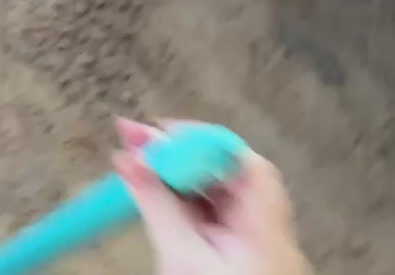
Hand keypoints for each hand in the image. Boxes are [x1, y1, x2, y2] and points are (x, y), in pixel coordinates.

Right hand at [114, 120, 310, 274]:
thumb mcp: (179, 257)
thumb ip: (156, 202)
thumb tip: (126, 155)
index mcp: (266, 233)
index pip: (249, 167)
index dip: (206, 141)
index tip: (158, 132)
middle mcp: (268, 236)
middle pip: (227, 176)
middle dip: (177, 152)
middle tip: (128, 134)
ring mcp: (255, 250)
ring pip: (216, 195)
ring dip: (173, 173)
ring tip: (129, 159)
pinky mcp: (238, 262)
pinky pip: (210, 216)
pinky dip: (179, 198)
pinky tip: (150, 191)